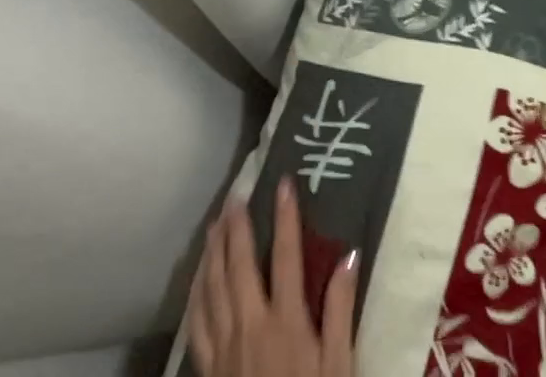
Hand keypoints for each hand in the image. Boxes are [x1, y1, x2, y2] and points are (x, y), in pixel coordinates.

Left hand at [187, 178, 358, 376]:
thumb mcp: (339, 362)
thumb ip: (340, 309)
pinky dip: (197, 290)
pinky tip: (198, 276)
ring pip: (212, 287)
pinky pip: (197, 320)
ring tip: (216, 222)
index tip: (283, 185)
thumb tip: (348, 257)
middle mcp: (251, 325)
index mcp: (287, 321)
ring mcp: (225, 345)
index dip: (284, 218)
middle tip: (236, 195)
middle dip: (237, 228)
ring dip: (213, 252)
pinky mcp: (208, 366)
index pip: (285, 257)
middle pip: (239, 266)